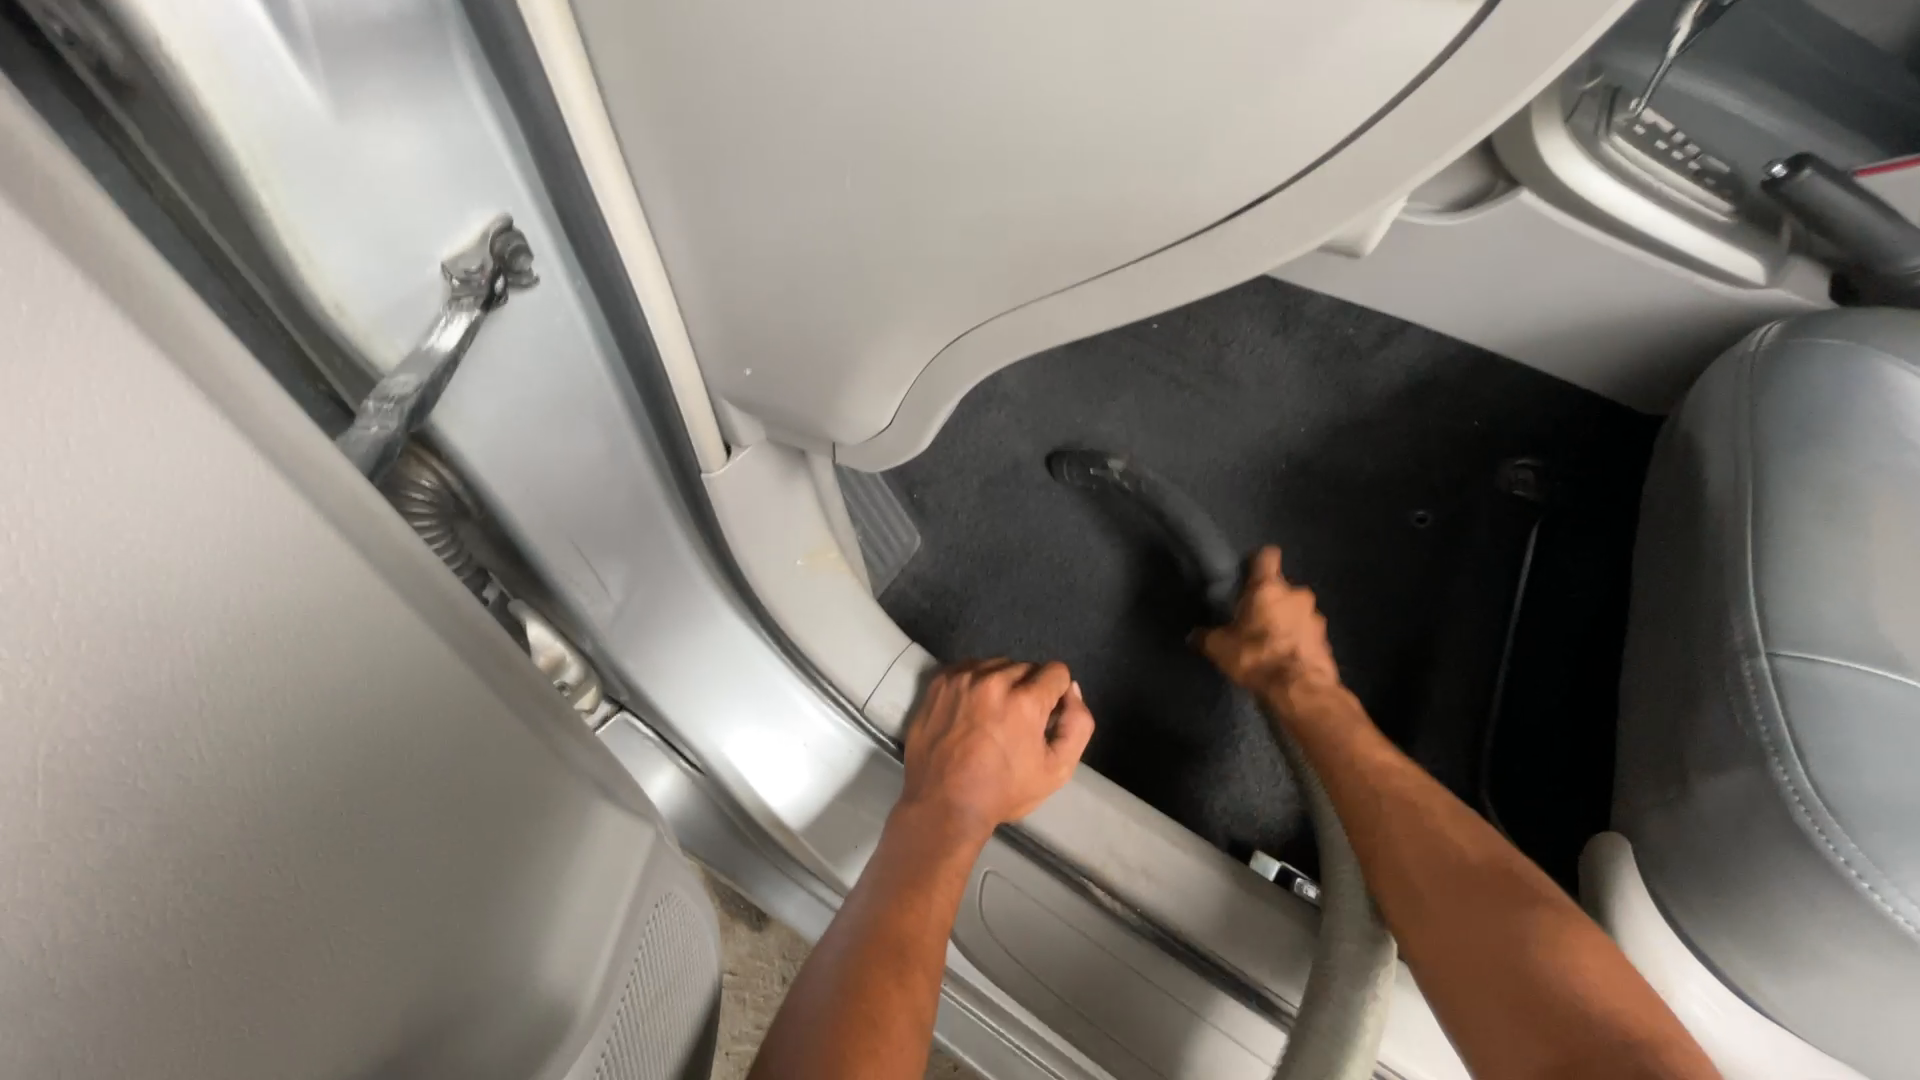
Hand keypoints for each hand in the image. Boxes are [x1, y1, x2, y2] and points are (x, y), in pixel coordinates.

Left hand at [898, 660, 1095, 838]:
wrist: (943, 805)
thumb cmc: (1003, 792)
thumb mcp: (1058, 769)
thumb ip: (1078, 724)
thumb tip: (1072, 690)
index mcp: (1025, 700)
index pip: (1057, 672)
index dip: (1056, 695)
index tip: (1044, 717)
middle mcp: (993, 680)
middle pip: (1027, 667)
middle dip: (1029, 690)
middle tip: (1017, 722)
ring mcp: (962, 679)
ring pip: (997, 665)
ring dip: (1002, 683)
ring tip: (992, 716)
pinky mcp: (939, 682)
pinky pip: (969, 668)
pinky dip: (975, 682)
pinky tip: (971, 710)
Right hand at [1198, 546, 1340, 694]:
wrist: (1301, 692)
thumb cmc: (1256, 657)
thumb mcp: (1219, 648)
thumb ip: (1205, 637)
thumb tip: (1195, 635)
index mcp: (1269, 588)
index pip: (1266, 556)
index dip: (1256, 562)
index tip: (1246, 575)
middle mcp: (1297, 595)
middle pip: (1279, 588)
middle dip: (1268, 601)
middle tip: (1251, 620)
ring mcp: (1316, 617)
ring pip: (1295, 611)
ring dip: (1284, 622)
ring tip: (1268, 643)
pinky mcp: (1327, 640)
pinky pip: (1305, 633)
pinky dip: (1296, 641)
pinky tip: (1283, 659)